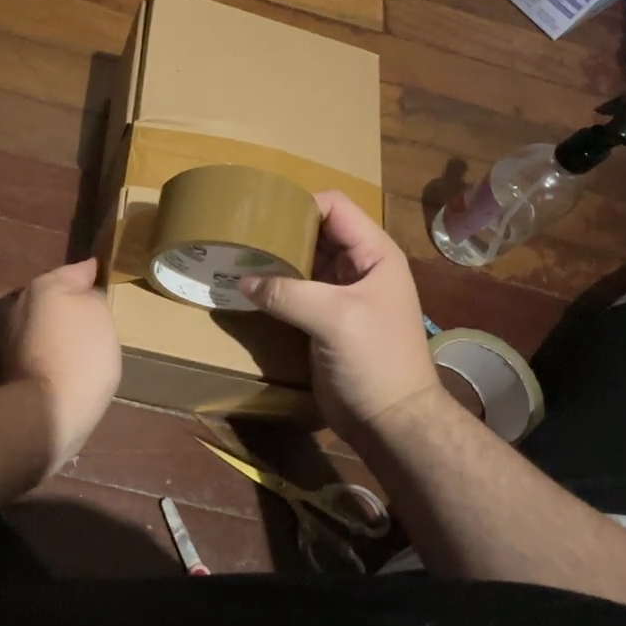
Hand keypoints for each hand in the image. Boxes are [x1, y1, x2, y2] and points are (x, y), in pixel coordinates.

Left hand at [6, 259, 121, 471]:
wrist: (47, 411)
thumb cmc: (80, 356)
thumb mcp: (99, 314)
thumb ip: (92, 296)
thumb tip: (83, 293)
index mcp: (44, 286)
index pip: (77, 270)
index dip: (95, 272)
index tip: (107, 273)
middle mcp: (23, 304)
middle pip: (57, 296)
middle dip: (75, 300)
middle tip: (101, 310)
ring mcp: (14, 336)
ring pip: (47, 322)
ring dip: (64, 326)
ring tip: (89, 337)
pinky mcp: (14, 364)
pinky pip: (43, 346)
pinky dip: (57, 348)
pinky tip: (73, 360)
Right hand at [239, 192, 439, 437]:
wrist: (390, 420)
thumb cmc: (376, 361)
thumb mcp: (335, 318)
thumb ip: (289, 293)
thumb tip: (244, 281)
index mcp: (374, 255)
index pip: (334, 209)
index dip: (301, 206)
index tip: (262, 218)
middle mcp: (358, 268)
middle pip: (315, 233)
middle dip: (281, 233)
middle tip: (240, 238)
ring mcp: (339, 296)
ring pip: (302, 264)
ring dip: (273, 261)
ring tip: (235, 261)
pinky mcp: (322, 322)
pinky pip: (294, 293)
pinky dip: (272, 289)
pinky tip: (247, 292)